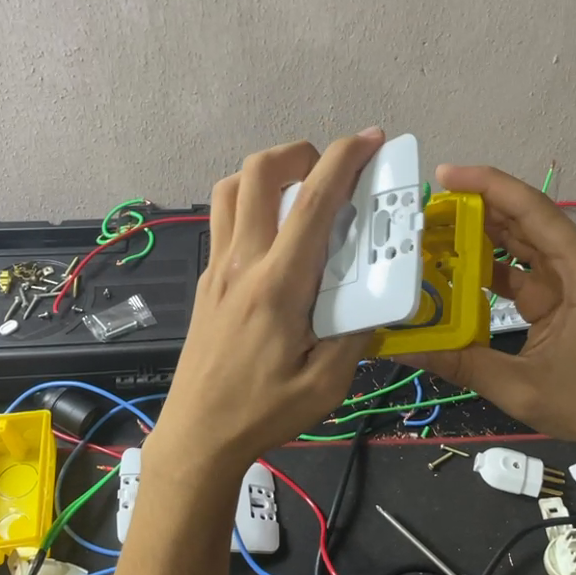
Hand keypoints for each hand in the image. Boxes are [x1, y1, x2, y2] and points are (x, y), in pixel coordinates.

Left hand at [145, 131, 381, 473]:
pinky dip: (249, 204)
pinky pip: (222, 220)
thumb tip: (377, 297)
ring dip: (266, 174)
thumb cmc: (263, 413)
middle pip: (257, 173)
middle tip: (330, 169)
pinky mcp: (206, 283)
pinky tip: (275, 236)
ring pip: (229, 189)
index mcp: (278, 285)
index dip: (343, 160)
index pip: (312, 203)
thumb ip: (356, 334)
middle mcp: (241, 264)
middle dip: (298, 151)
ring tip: (299, 192)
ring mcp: (217, 270)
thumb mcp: (327, 384)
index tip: (369, 139)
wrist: (198, 435)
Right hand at [392, 165, 575, 480]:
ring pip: (520, 239)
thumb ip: (460, 362)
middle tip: (424, 205)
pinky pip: (518, 267)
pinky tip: (452, 265)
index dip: (489, 186)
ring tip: (430, 228)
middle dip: (476, 206)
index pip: (533, 211)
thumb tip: (401, 348)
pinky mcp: (558, 293)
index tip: (445, 175)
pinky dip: (488, 264)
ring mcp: (569, 276)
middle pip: (524, 217)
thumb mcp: (518, 385)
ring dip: (480, 232)